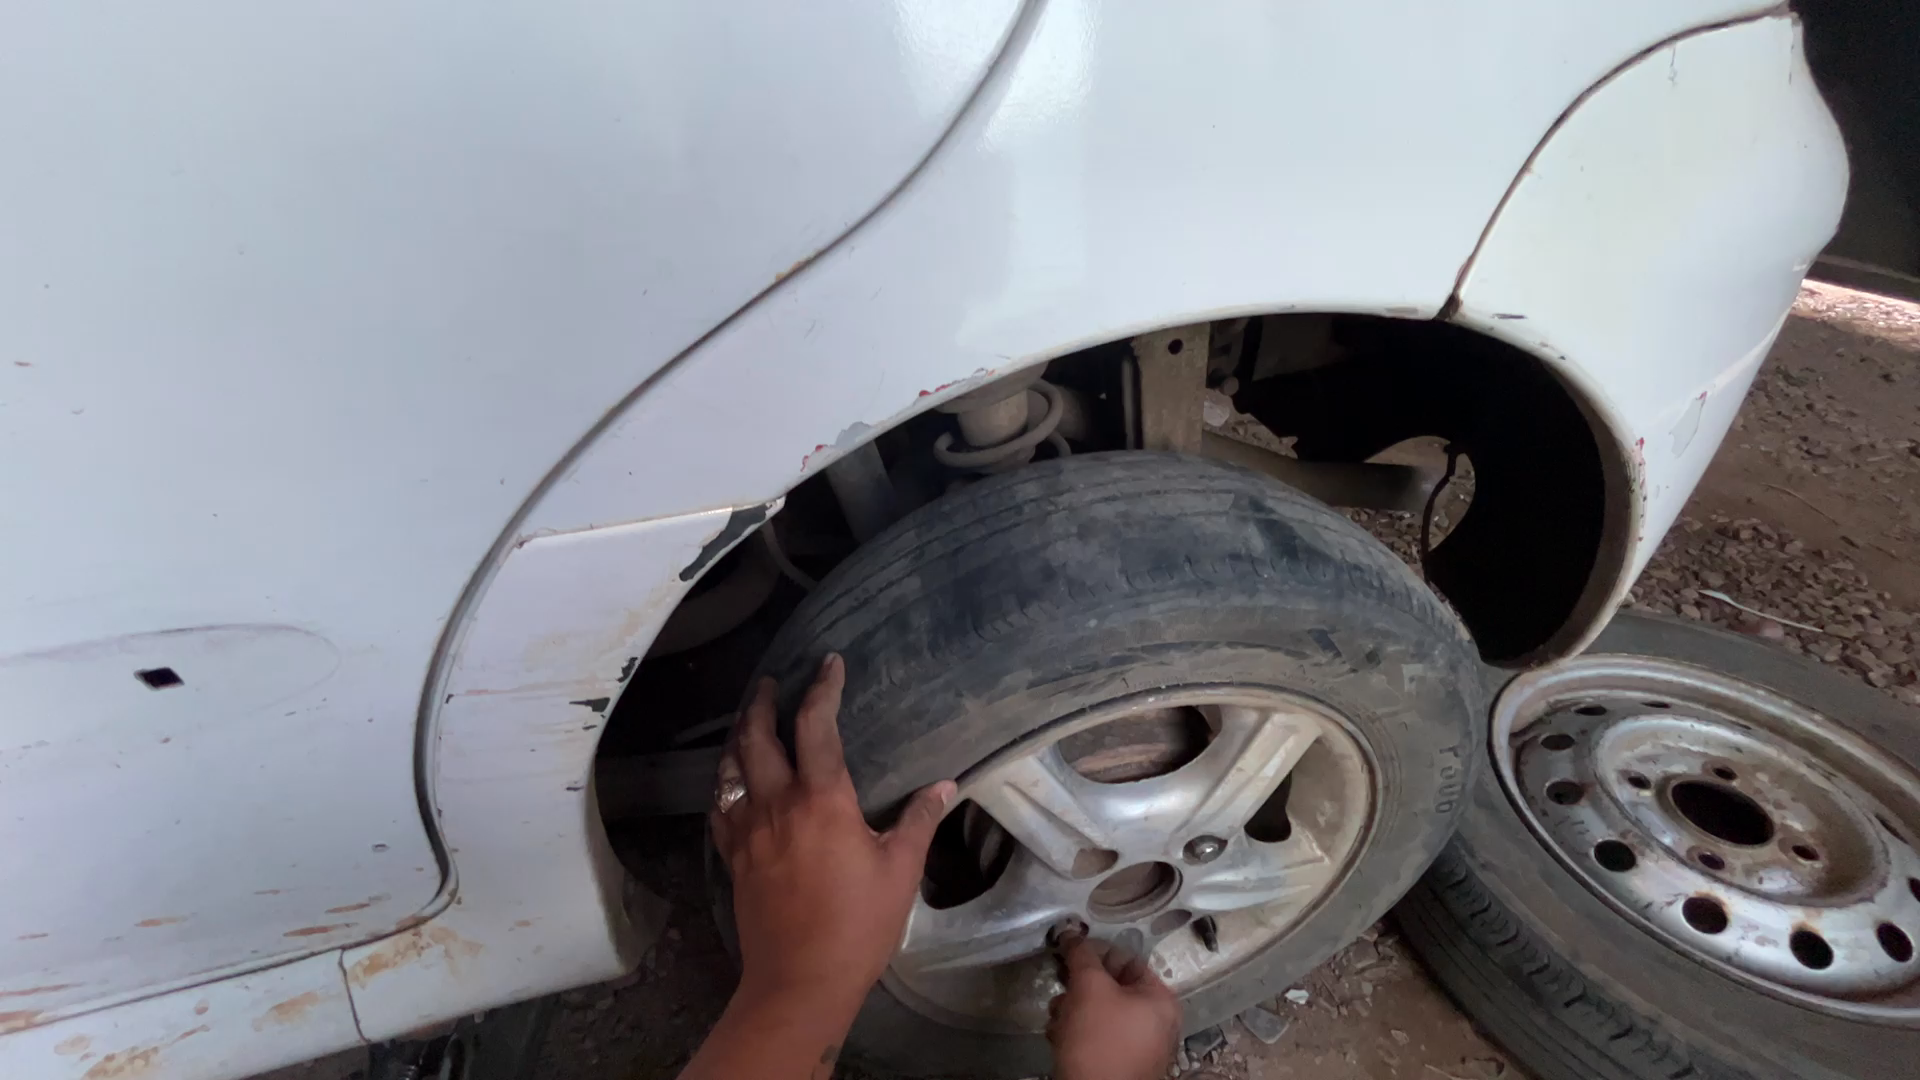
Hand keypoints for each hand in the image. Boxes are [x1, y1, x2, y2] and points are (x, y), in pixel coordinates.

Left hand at [711, 654, 956, 1013]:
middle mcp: (778, 803)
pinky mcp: (734, 856)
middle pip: (757, 736)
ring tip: (747, 718)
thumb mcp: (900, 869)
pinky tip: (730, 780)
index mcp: (822, 798)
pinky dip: (725, 783)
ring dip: (739, 735)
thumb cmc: (858, 922)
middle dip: (762, 701)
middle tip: (769, 681)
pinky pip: (720, 807)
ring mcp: (749, 829)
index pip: (817, 724)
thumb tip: (945, 785)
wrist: (800, 981)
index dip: (823, 687)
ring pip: (731, 767)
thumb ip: (919, 820)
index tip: (829, 662)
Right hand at [1047, 933, 1182, 1079]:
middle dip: (1079, 987)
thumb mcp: (1089, 987)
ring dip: (1072, 1009)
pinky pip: (1097, 1035)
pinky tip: (1059, 1037)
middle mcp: (1155, 1023)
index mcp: (1160, 1000)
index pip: (1125, 958)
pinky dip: (1076, 1032)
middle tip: (1061, 989)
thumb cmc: (1099, 1039)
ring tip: (1058, 1018)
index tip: (1068, 957)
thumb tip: (1071, 931)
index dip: (1095, 954)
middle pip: (1110, 985)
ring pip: (1099, 1010)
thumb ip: (1081, 954)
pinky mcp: (1119, 1065)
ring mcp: (1138, 1047)